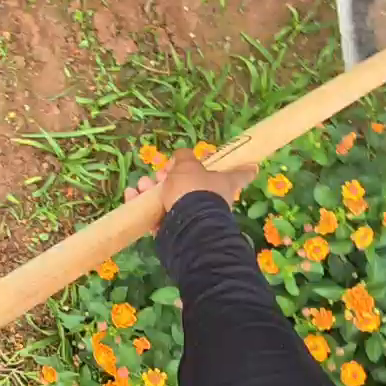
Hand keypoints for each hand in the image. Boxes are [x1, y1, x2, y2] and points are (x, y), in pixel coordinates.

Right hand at [124, 149, 255, 218]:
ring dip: (152, 190)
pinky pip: (159, 214)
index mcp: (224, 182)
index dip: (246, 169)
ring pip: (172, 198)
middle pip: (193, 184)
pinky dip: (144, 205)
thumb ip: (184, 158)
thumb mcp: (187, 166)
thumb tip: (182, 156)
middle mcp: (213, 200)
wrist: (185, 225)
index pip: (241, 173)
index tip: (253, 166)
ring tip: (141, 187)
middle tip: (159, 175)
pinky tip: (132, 197)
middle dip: (170, 178)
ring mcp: (195, 216)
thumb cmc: (192, 190)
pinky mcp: (177, 229)